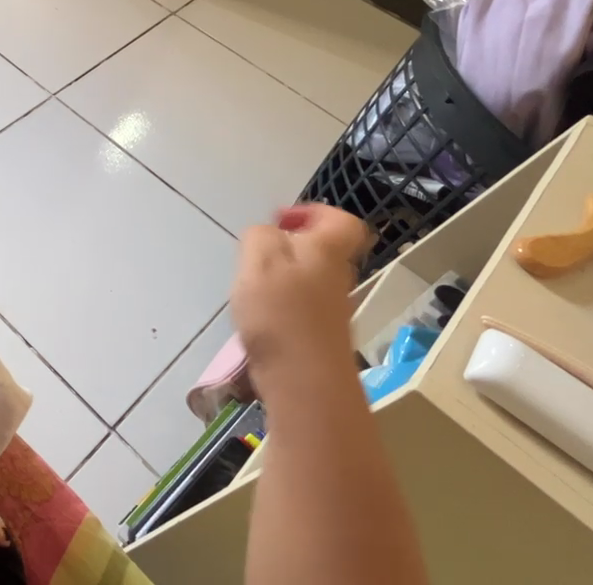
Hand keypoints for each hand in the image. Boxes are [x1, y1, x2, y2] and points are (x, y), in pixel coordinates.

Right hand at [230, 205, 367, 393]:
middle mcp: (337, 279)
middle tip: (257, 252)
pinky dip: (278, 302)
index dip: (315, 213)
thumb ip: (261, 235)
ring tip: (250, 284)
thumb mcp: (260, 256)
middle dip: (289, 246)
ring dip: (280, 275)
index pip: (342, 222)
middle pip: (322, 251)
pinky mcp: (317, 335)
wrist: (303, 378)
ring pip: (308, 278)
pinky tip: (256, 313)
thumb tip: (268, 236)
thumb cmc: (280, 311)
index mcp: (327, 253)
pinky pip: (299, 304)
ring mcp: (330, 310)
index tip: (281, 220)